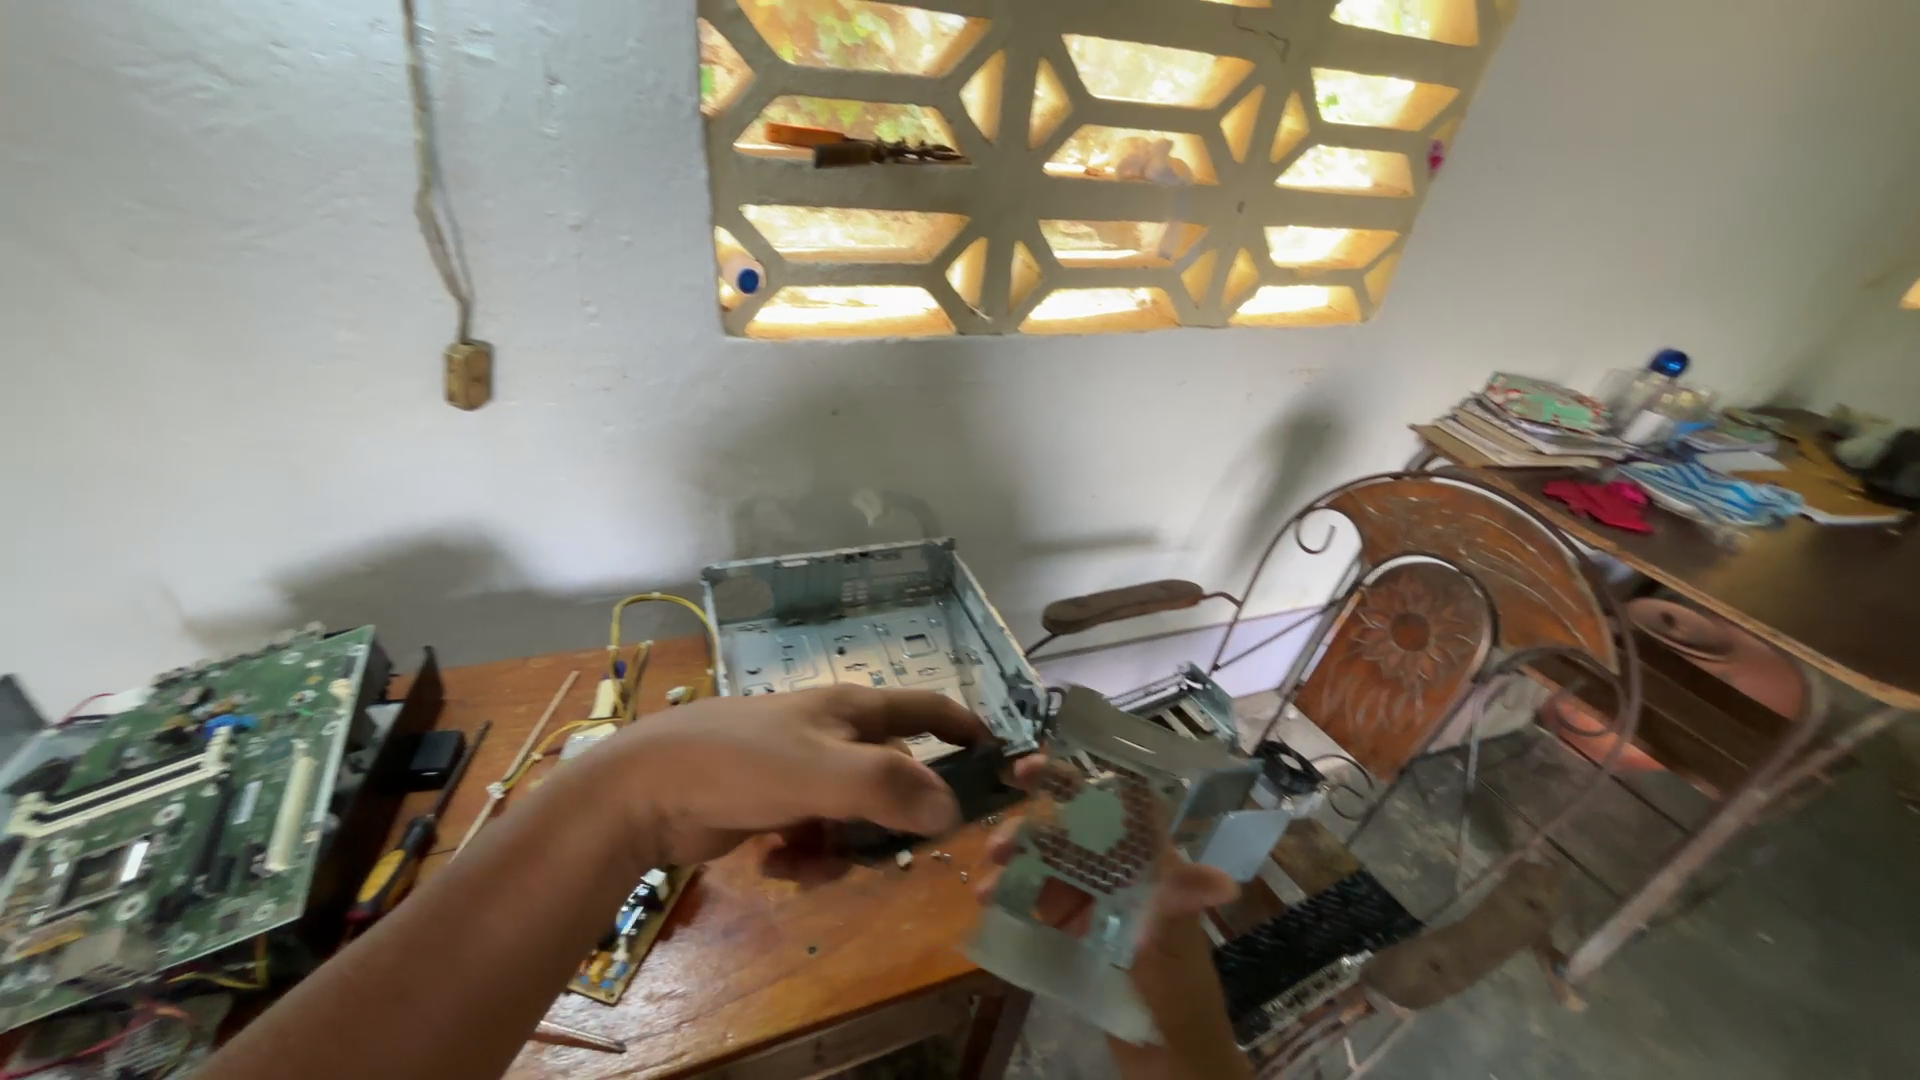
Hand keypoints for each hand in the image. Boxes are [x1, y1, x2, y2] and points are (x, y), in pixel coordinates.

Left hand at [576, 685, 991, 870]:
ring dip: (842, 849)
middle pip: (892, 778)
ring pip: (854, 817)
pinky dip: (806, 856)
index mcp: (852, 712)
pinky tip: (777, 864)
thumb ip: (890, 787)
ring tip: (807, 862)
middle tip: (883, 851)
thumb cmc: (742, 762)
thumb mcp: (823, 772)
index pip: (925, 708)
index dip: (963, 727)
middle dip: (891, 820)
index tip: (995, 757)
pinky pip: (815, 836)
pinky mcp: (773, 804)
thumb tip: (951, 809)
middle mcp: (833, 736)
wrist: (646, 788)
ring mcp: (802, 771)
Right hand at [974, 757, 1253, 1079]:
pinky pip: (1037, 900)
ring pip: (1047, 863)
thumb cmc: (1179, 995)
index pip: (1113, 800)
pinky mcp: (1073, 930)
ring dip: (1013, 866)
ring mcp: (1094, 900)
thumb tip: (1219, 880)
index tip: (1028, 770)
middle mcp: (1119, 870)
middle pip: (1069, 829)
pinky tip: (990, 905)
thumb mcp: (1176, 947)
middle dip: (1029, 829)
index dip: (1072, 778)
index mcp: (1149, 861)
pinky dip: (1012, 897)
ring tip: (986, 888)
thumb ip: (1178, 905)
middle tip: (995, 846)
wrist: (1170, 1064)